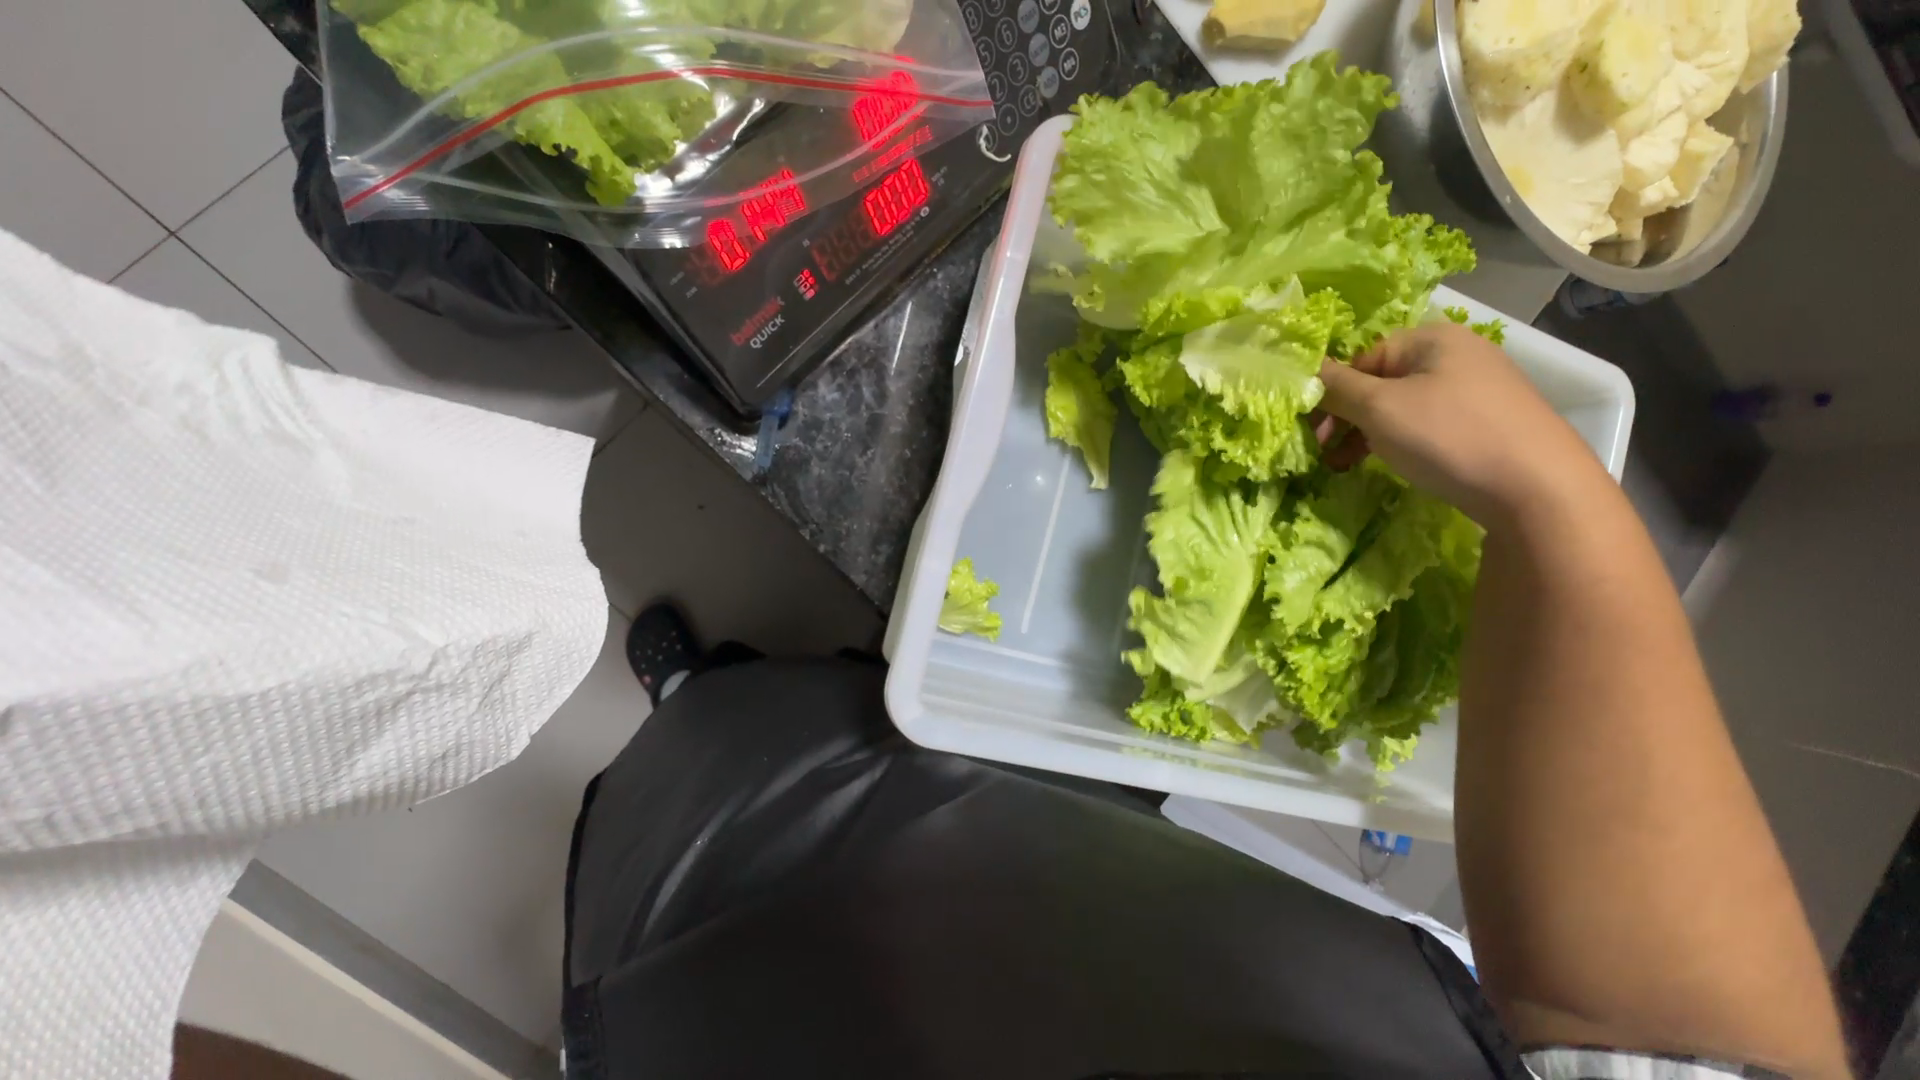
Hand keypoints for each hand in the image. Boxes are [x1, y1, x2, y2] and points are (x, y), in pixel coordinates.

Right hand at [1316, 322, 1609, 529]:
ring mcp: (1476, 389)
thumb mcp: (1380, 409)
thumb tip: (1300, 371)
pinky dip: (1400, 442)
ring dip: (1367, 434)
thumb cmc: (1449, 436)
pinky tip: (1392, 465)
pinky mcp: (1486, 424)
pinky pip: (1427, 425)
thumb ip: (1335, 387)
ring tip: (1346, 465)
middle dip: (1346, 416)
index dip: (1331, 392)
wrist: (1537, 488)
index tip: (1312, 430)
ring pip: (1402, 407)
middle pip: (1380, 381)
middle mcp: (1456, 354)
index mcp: (1431, 338)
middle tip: (1324, 452)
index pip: (1360, 358)